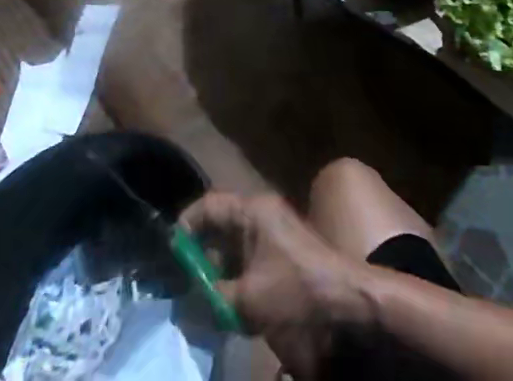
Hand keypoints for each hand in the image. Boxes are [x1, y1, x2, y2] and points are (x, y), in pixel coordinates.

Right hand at [182, 192, 373, 376]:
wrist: (345, 300)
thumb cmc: (296, 289)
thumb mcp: (245, 299)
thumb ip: (210, 299)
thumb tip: (183, 305)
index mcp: (254, 211)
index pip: (208, 205)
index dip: (185, 227)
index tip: (167, 256)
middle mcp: (262, 216)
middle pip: (217, 227)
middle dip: (195, 255)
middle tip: (175, 285)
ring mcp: (273, 236)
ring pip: (230, 248)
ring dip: (212, 273)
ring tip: (193, 300)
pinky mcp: (280, 257)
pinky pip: (245, 263)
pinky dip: (230, 281)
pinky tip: (220, 307)